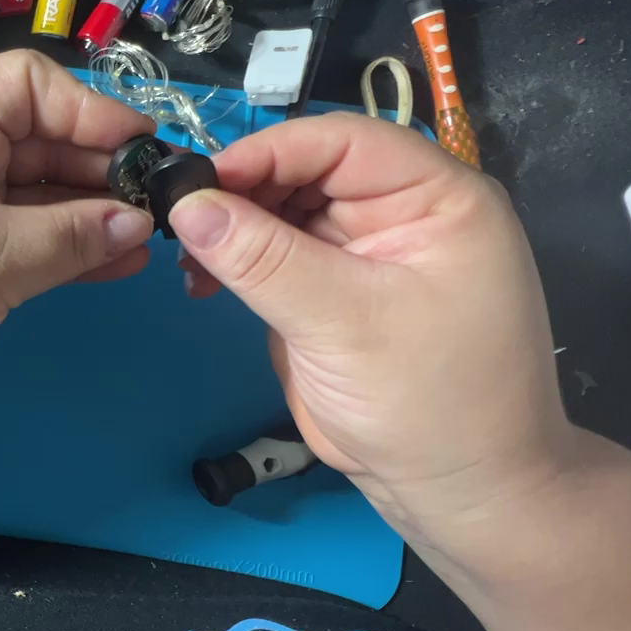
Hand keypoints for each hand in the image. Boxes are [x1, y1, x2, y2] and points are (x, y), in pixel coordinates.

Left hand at [0, 50, 156, 414]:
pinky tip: (112, 262)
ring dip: (87, 213)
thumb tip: (137, 221)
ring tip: (145, 238)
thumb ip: (76, 235)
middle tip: (157, 201)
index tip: (140, 146)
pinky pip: (16, 231)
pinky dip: (58, 244)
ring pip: (32, 191)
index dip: (89, 109)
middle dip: (98, 169)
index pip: (26, 84)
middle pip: (37, 139)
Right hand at [169, 114, 574, 539]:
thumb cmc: (425, 399)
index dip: (266, 153)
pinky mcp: (324, 291)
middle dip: (238, 193)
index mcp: (433, 199)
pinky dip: (231, 261)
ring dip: (227, 229)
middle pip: (303, 172)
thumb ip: (261, 259)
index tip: (196, 185)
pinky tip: (202, 282)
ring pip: (278, 212)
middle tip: (179, 226)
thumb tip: (184, 205)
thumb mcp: (342, 321)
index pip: (340, 143)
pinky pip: (268, 255)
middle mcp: (395, 214)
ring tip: (187, 262)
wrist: (450, 487)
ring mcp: (357, 254)